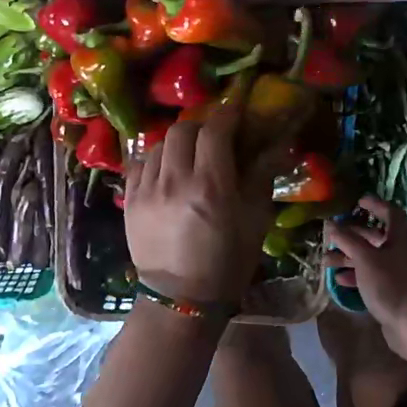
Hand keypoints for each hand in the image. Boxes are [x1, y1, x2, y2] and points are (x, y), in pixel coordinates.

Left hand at [124, 103, 281, 307]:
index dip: (227, 113)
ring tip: (189, 154)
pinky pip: (139, 164)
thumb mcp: (255, 221)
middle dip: (201, 125)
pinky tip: (166, 169)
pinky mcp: (129, 201)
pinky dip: (155, 159)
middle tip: (213, 135)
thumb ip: (261, 176)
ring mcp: (147, 190)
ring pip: (159, 144)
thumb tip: (277, 143)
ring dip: (177, 142)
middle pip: (182, 129)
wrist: (181, 300)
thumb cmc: (227, 262)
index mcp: (211, 186)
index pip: (215, 131)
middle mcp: (175, 181)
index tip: (237, 107)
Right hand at [326, 196, 406, 350]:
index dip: (375, 205)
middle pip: (377, 237)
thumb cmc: (392, 285)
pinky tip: (340, 280)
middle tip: (332, 234)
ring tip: (326, 260)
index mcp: (400, 239)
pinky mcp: (394, 293)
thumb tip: (330, 223)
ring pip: (371, 258)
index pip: (391, 213)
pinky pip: (372, 277)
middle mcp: (401, 253)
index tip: (357, 202)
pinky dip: (356, 275)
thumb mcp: (365, 259)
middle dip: (353, 235)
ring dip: (349, 256)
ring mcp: (399, 275)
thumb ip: (347, 240)